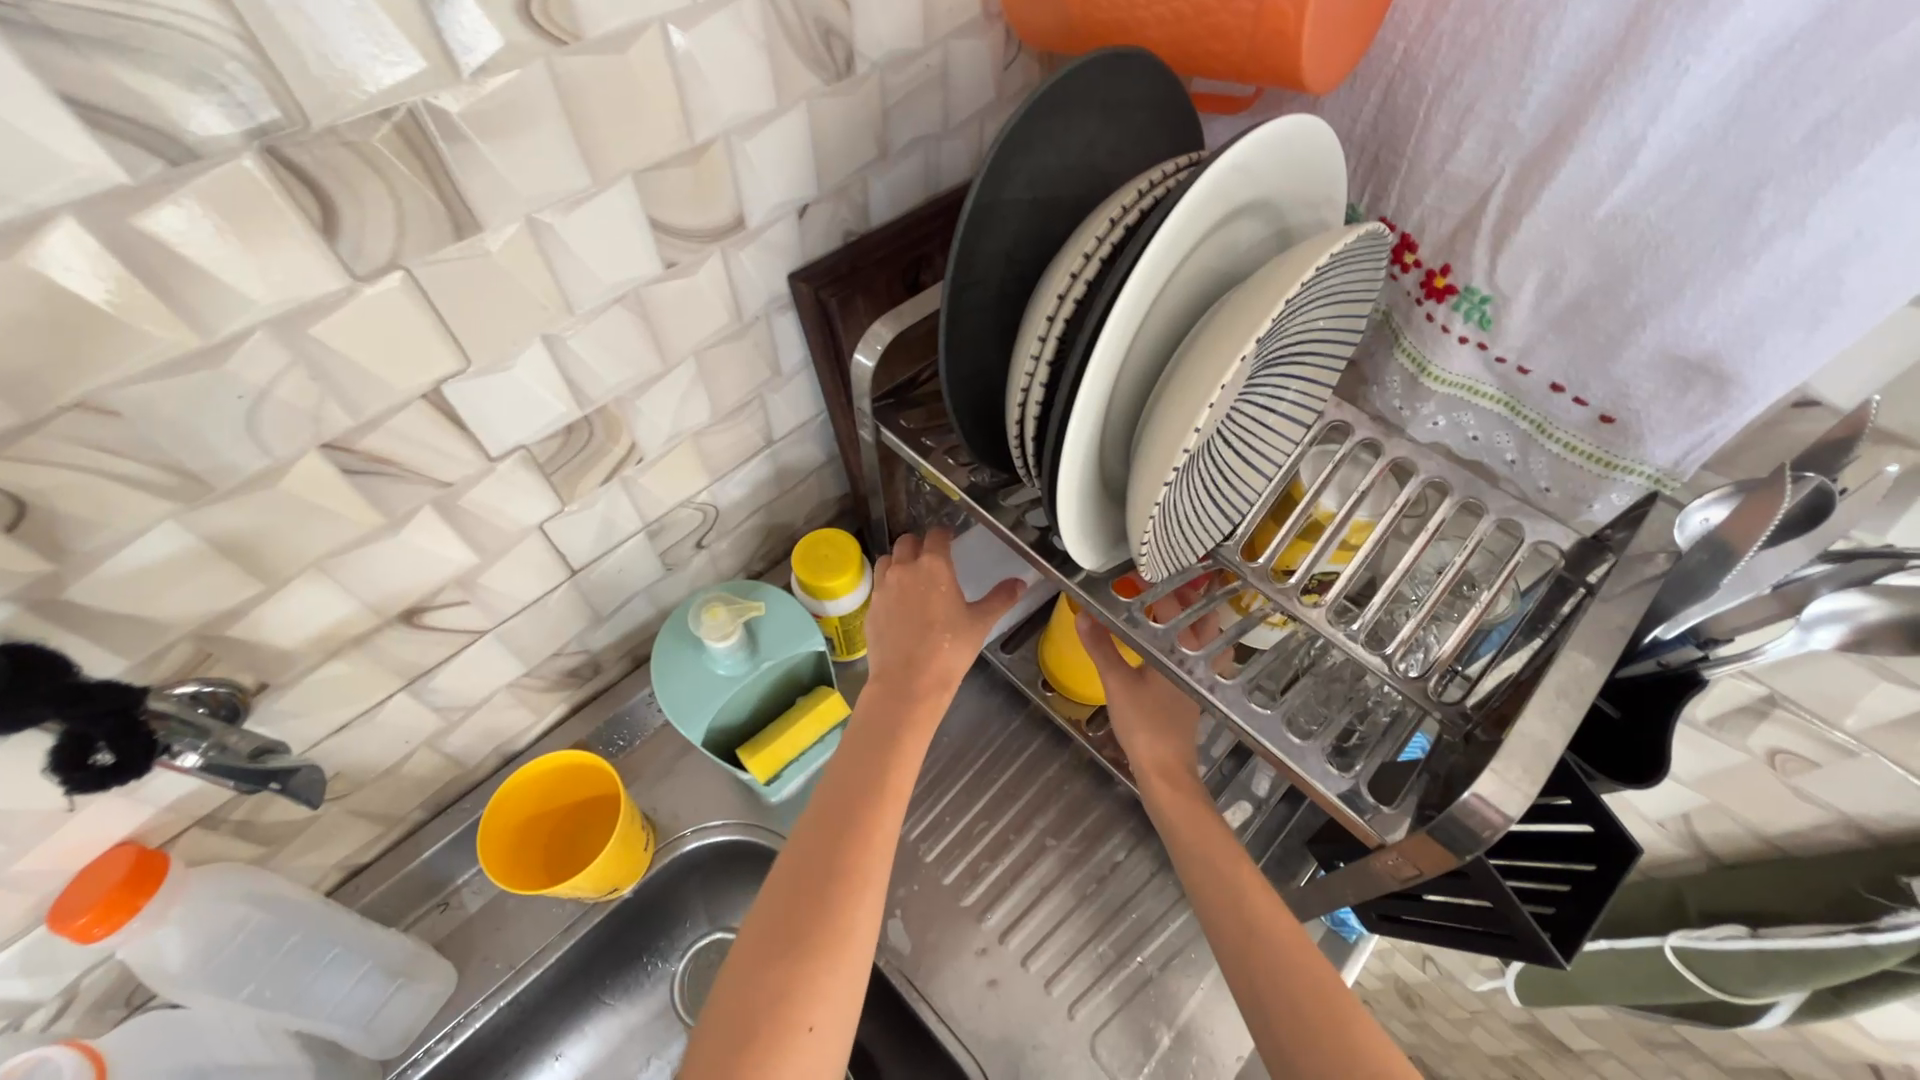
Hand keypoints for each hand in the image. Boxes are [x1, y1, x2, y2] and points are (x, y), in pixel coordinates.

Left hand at [865, 528, 1025, 713]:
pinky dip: (888, 585)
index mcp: (934, 566)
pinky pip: (878, 586)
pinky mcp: (870, 608)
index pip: (936, 535)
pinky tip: (898, 603)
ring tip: (910, 575)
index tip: (949, 539)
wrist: (908, 681)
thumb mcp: (980, 623)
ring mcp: (883, 588)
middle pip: (906, 542)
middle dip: (919, 544)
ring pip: (887, 560)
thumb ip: (1000, 599)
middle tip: (930, 556)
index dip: (943, 534)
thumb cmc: (949, 649)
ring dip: (898, 560)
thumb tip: (1021, 583)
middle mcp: (904, 569)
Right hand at [1073, 579, 1218, 793]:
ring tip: (1168, 609)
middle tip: (1162, 585)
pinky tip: (1168, 647)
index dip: (1160, 587)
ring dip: (1189, 621)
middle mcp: (1197, 659)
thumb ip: (1101, 646)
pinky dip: (1186, 642)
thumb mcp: (1116, 681)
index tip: (1143, 574)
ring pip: (1202, 639)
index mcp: (1180, 650)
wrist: (1165, 768)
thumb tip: (1084, 615)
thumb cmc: (1144, 723)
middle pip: (1200, 620)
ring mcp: (1199, 678)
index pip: (1174, 607)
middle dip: (1185, 600)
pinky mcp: (1194, 692)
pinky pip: (1196, 656)